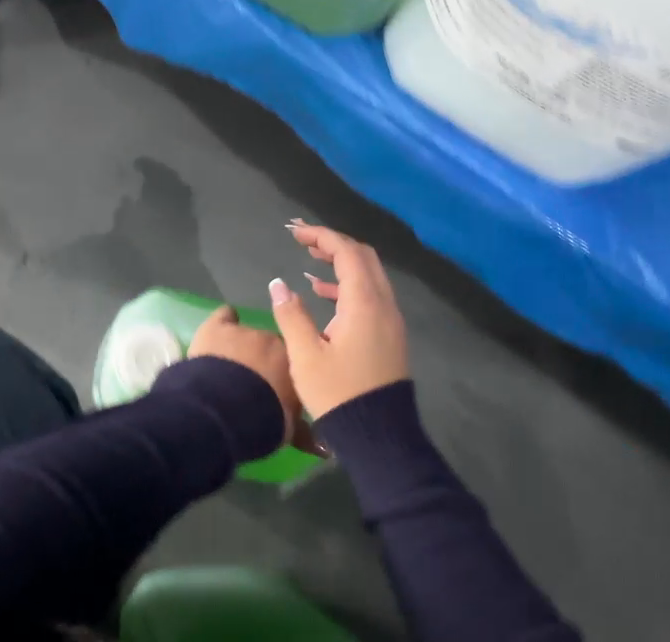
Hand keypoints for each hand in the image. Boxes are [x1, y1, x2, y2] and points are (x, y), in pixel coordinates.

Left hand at [188, 305, 315, 451]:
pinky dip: (224, 321)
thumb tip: (322, 447)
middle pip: (273, 347)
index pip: (297, 363)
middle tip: (255, 379)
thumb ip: (303, 430)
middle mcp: (275, 342)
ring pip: (249, 335)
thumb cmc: (263, 421)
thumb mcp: (289, 431)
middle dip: (266, 360)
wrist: (225, 409)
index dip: (286, 374)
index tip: (280, 386)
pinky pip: (224, 316)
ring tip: (231, 366)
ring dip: (243, 348)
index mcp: (297, 364)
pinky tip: (221, 329)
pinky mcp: (218, 328)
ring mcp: (246, 332)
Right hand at [269, 222, 409, 417]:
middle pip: (363, 257)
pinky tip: (323, 295)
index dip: (321, 237)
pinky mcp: (389, 337)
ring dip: (341, 264)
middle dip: (334, 244)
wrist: (380, 437)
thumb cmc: (339, 394)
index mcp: (363, 303)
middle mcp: (383, 305)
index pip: (346, 253)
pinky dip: (348, 286)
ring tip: (309, 263)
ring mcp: (390, 321)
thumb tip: (279, 284)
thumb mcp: (305, 355)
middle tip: (303, 241)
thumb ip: (291, 314)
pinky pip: (371, 296)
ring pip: (369, 276)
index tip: (295, 232)